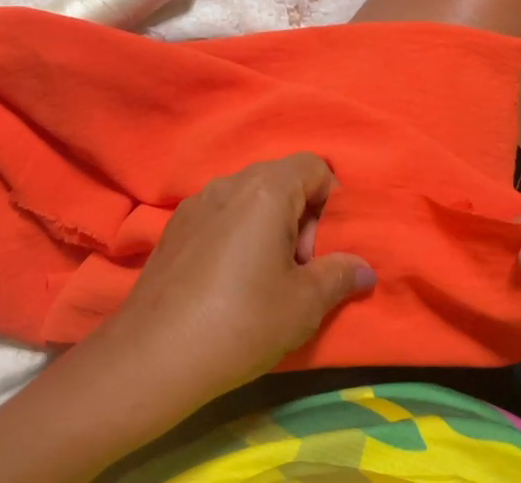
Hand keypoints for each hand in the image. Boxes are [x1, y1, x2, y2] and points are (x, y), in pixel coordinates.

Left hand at [109, 153, 376, 401]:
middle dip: (300, 217)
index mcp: (266, 190)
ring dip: (267, 227)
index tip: (324, 248)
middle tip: (298, 269)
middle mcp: (229, 183)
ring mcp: (196, 203)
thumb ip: (340, 276)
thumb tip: (364, 268)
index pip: (313, 166)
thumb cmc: (243, 321)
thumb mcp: (305, 304)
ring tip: (264, 280)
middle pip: (280, 179)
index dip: (331, 201)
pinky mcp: (174, 227)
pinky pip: (220, 215)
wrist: (156, 354)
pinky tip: (229, 283)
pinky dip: (236, 236)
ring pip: (248, 199)